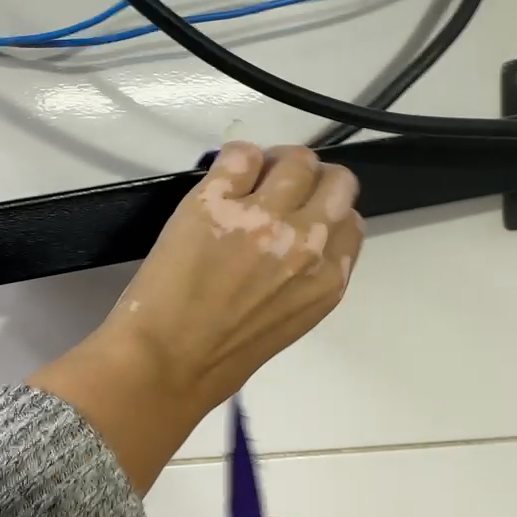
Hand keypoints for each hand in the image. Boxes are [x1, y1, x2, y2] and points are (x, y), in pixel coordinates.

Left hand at [104, 142, 362, 413]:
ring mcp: (263, 217)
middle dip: (310, 180)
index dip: (324, 212)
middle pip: (335, 181)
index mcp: (328, 280)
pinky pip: (241, 154)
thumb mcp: (286, 323)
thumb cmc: (219, 358)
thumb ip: (301, 279)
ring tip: (248, 179)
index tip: (299, 214)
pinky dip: (234, 159)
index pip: (350, 221)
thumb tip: (292, 245)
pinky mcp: (217, 201)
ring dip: (275, 163)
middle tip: (277, 188)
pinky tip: (220, 177)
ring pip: (295, 160)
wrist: (166, 361)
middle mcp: (308, 242)